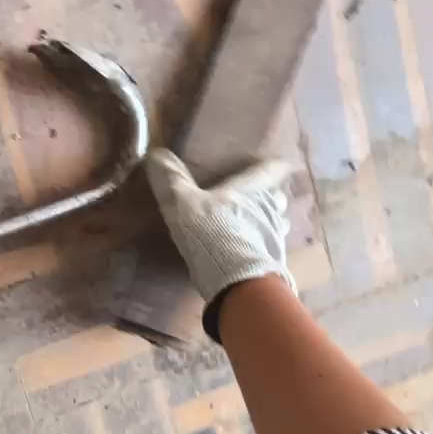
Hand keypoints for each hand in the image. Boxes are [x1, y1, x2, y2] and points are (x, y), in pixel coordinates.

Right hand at [145, 148, 294, 307]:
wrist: (236, 279)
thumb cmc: (211, 232)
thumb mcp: (180, 202)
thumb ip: (169, 178)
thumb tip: (155, 154)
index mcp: (252, 190)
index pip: (273, 169)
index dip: (270, 164)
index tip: (263, 163)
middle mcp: (270, 209)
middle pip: (277, 195)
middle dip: (267, 195)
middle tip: (250, 197)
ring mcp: (275, 236)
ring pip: (276, 221)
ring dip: (265, 221)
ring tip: (248, 225)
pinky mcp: (274, 260)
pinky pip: (270, 245)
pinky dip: (260, 244)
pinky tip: (245, 250)